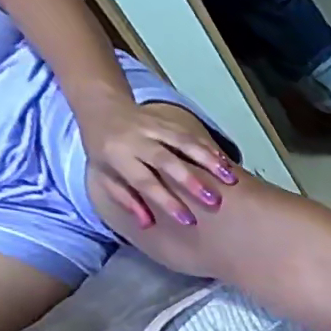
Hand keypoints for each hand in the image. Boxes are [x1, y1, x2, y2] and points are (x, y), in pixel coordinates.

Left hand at [77, 99, 236, 229]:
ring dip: (208, 160)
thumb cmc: (105, 151)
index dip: (166, 201)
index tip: (188, 221)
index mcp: (117, 156)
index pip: (144, 181)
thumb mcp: (105, 176)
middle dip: (191, 180)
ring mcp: (152, 126)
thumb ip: (126, 199)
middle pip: (165, 159)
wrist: (100, 106)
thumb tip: (147, 224)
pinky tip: (225, 162)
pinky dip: (209, 148)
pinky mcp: (166, 119)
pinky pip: (190, 132)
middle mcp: (135, 139)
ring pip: (182, 141)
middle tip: (214, 201)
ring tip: (230, 179)